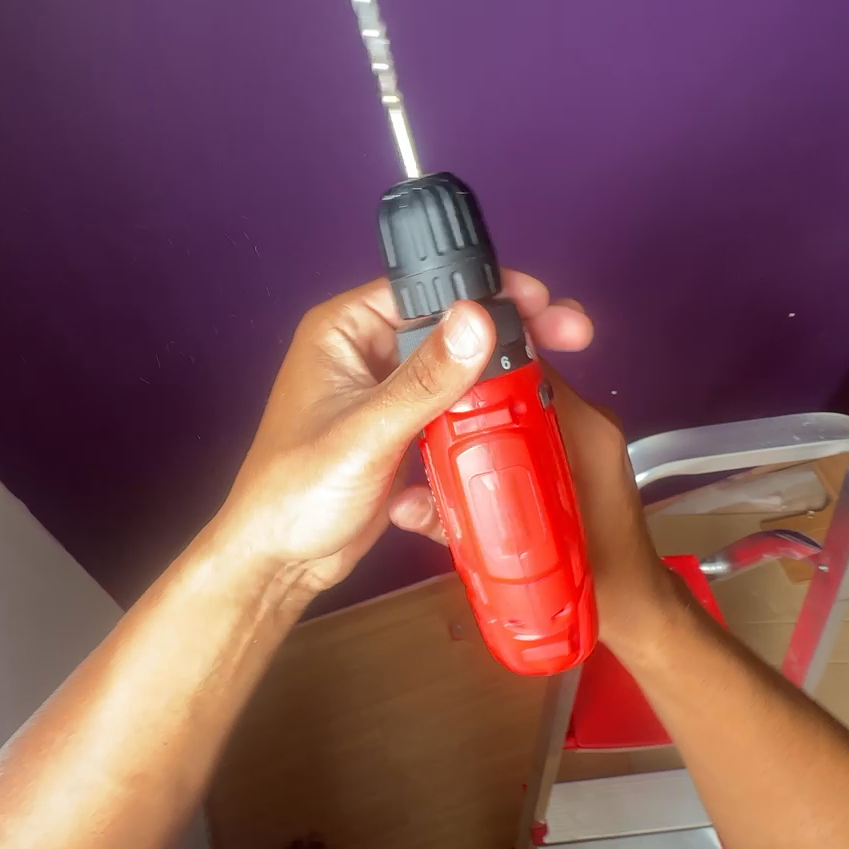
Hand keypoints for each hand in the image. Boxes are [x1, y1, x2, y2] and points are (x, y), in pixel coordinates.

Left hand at [213, 272, 591, 594]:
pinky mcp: (402, 428)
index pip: (424, 290)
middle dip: (507, 333)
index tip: (538, 300)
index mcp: (344, 331)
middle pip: (450, 327)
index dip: (484, 289)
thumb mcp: (365, 433)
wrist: (281, 560)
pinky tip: (510, 425)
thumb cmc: (293, 492)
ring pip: (457, 371)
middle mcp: (366, 352)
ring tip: (548, 385)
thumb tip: (477, 320)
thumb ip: (423, 381)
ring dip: (500, 379)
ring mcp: (386, 392)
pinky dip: (481, 417)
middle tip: (567, 334)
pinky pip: (453, 410)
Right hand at [389, 362, 693, 652]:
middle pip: (515, 383)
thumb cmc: (601, 581)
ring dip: (480, 417)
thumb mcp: (522, 558)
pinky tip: (468, 461)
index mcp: (586, 430)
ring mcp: (585, 435)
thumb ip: (457, 529)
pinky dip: (498, 436)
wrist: (640, 605)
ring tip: (438, 438)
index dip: (475, 372)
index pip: (524, 368)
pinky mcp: (578, 453)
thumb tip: (401, 504)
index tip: (434, 388)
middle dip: (468, 398)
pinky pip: (530, 426)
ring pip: (519, 404)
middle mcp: (588, 421)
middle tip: (425, 417)